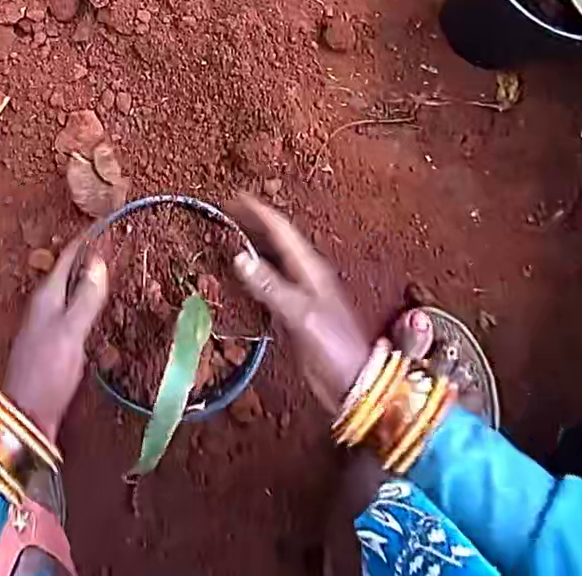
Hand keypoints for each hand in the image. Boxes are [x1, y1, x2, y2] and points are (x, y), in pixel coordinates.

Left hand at [1, 234, 109, 438]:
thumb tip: (99, 262)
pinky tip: (101, 308)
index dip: (86, 239)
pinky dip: (90, 301)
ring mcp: (48, 323)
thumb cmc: (46, 372)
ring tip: (112, 268)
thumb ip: (85, 298)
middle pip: (69, 270)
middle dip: (89, 255)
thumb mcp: (70, 332)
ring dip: (90, 278)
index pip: (68, 256)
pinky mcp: (55, 341)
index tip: (105, 223)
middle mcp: (46, 304)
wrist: (25, 417)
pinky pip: (75, 309)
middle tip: (114, 242)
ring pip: (72, 290)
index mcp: (47, 295)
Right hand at [225, 191, 370, 414]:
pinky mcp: (294, 312)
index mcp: (309, 267)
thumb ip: (269, 286)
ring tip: (231, 232)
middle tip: (228, 211)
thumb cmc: (333, 347)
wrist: (354, 383)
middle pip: (276, 239)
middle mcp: (304, 273)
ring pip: (272, 258)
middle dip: (253, 223)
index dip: (259, 212)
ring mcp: (300, 292)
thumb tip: (240, 258)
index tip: (236, 198)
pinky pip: (269, 281)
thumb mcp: (300, 314)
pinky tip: (242, 273)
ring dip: (253, 243)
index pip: (281, 230)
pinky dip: (254, 270)